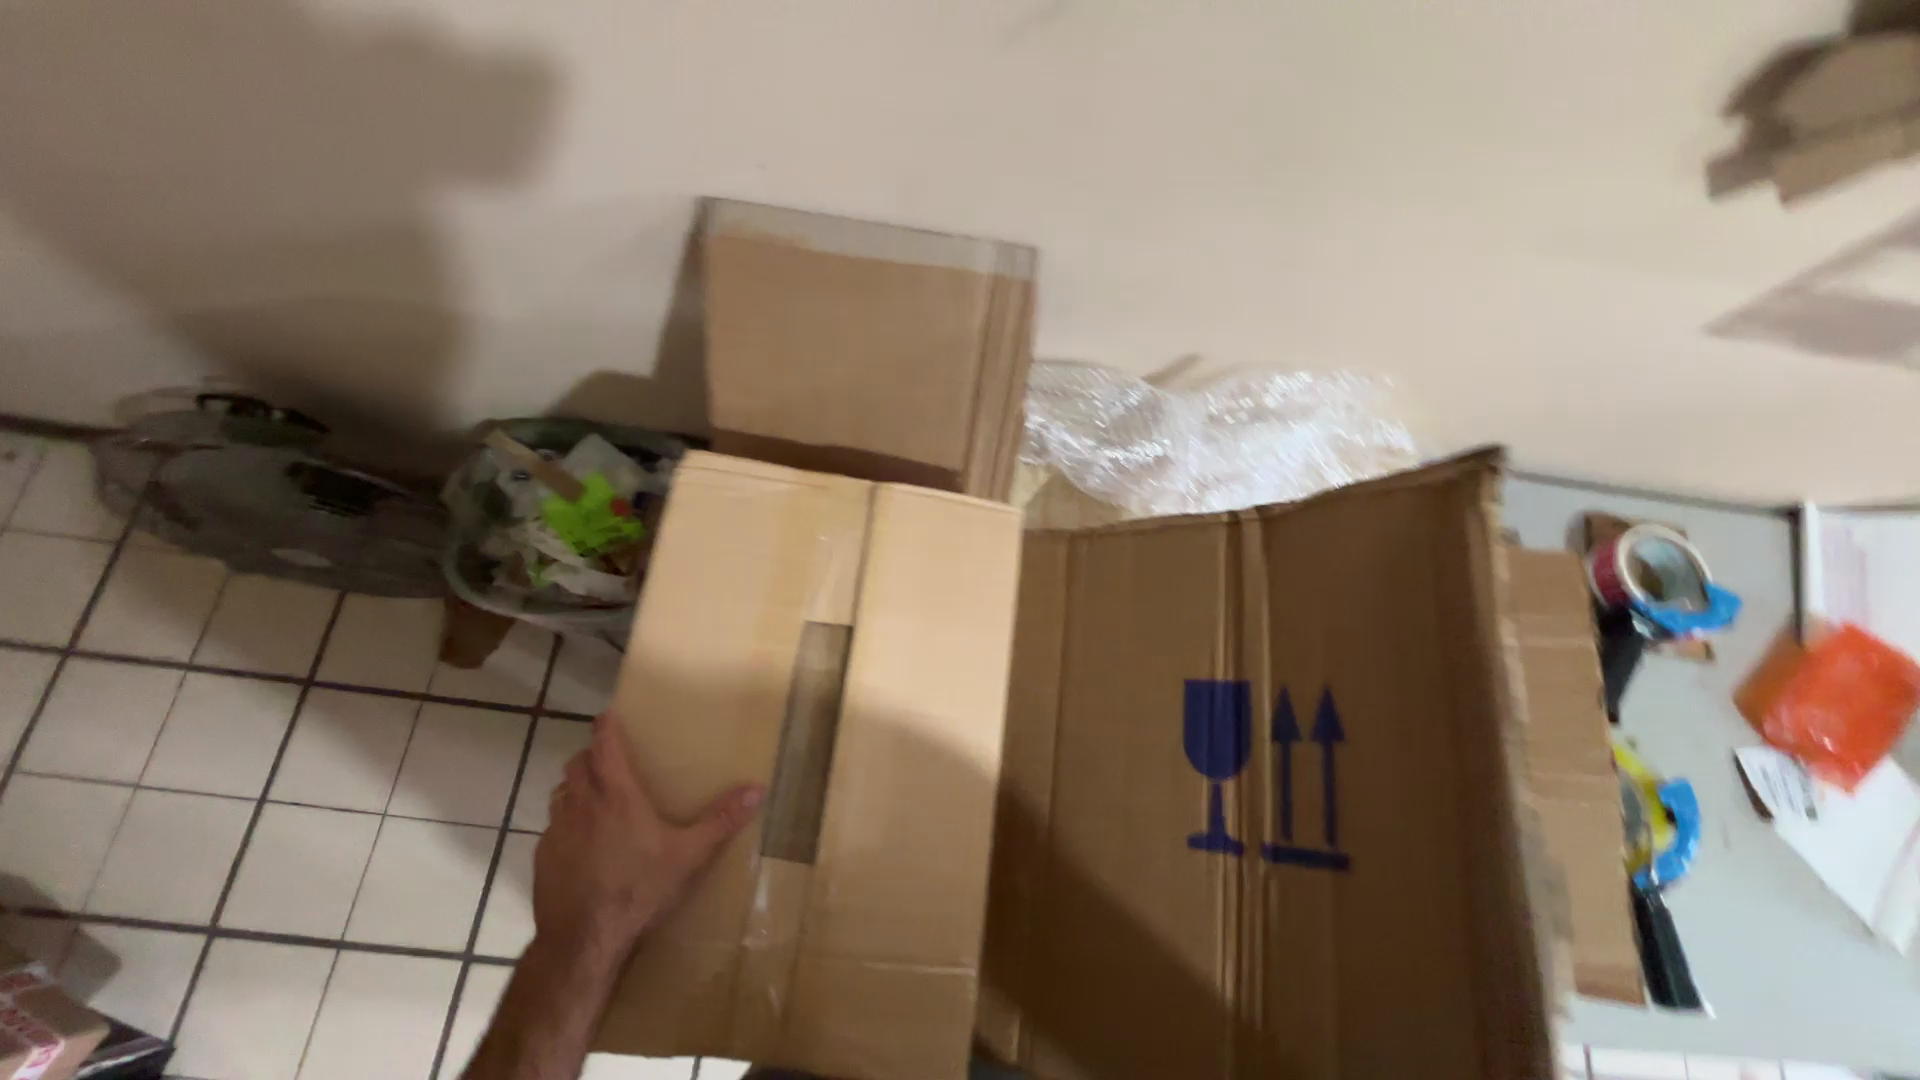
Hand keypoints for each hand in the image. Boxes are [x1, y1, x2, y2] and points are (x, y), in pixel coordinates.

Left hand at [533, 713, 762, 960]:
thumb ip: (722, 821)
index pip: (605, 746)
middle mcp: (582, 805)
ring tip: (594, 798)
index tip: (607, 714)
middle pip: (577, 765)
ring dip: (575, 788)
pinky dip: (566, 825)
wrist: (583, 940)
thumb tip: (756, 789)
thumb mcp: (690, 856)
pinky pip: (552, 829)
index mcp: (617, 796)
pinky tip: (581, 845)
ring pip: (561, 794)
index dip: (606, 727)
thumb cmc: (640, 889)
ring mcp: (557, 832)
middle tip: (607, 759)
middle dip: (590, 755)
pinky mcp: (543, 859)